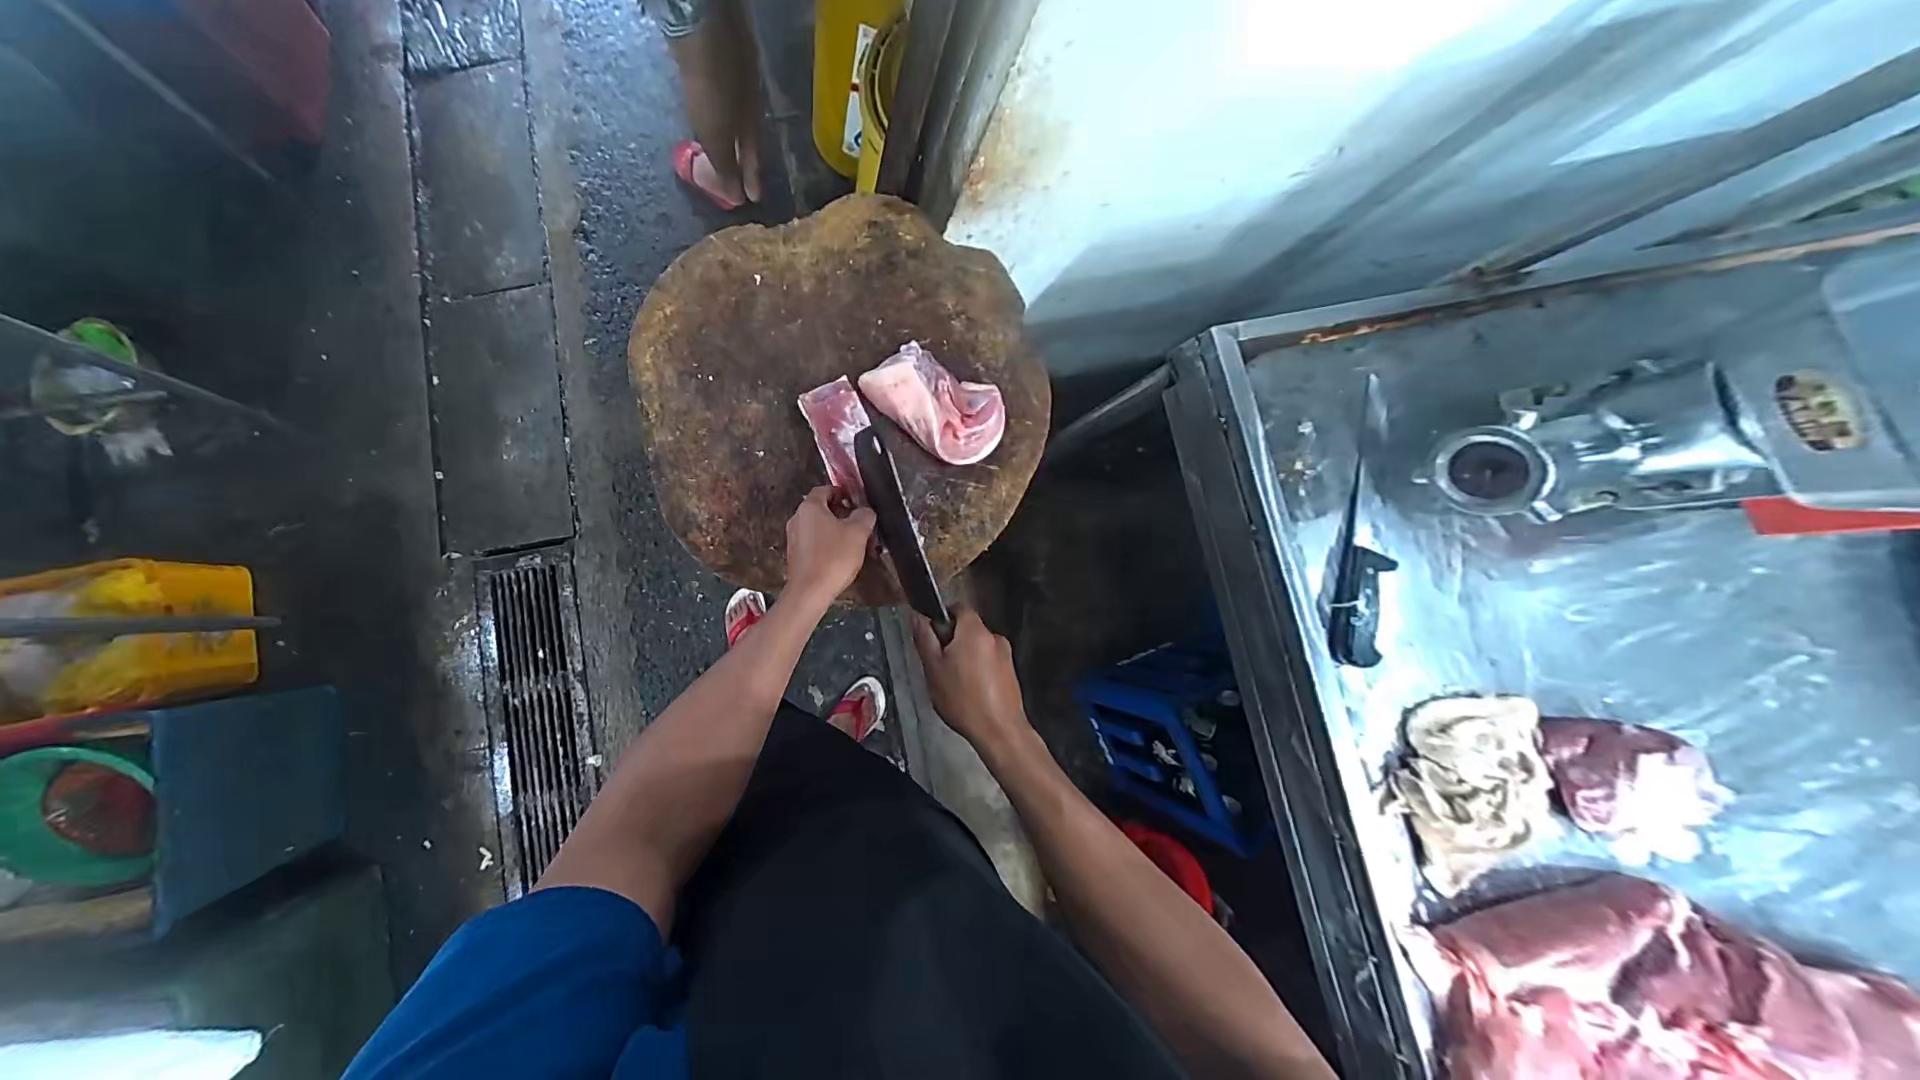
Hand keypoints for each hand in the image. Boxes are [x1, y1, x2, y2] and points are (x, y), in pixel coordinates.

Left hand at [784, 486, 874, 606]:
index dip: (842, 493)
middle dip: (843, 514)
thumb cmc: (833, 558)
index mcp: (810, 507)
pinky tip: (842, 557)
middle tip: (860, 524)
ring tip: (856, 543)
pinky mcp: (796, 555)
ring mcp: (795, 538)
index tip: (855, 500)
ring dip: (837, 531)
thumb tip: (865, 512)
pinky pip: (815, 543)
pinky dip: (829, 544)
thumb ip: (865, 515)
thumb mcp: (858, 532)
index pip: (825, 489)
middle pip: (822, 509)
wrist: (810, 592)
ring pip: (820, 527)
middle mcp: (798, 519)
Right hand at [912, 607, 1030, 750]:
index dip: (942, 619)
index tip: (933, 637)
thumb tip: (918, 618)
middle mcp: (993, 637)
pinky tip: (970, 692)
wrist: (999, 730)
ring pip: (978, 647)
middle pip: (968, 629)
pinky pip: (989, 663)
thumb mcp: (933, 668)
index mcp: (974, 631)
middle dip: (952, 642)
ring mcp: (1005, 655)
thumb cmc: (964, 700)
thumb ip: (924, 638)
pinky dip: (978, 671)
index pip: (958, 608)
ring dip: (965, 658)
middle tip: (939, 665)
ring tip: (955, 683)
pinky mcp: (1010, 672)